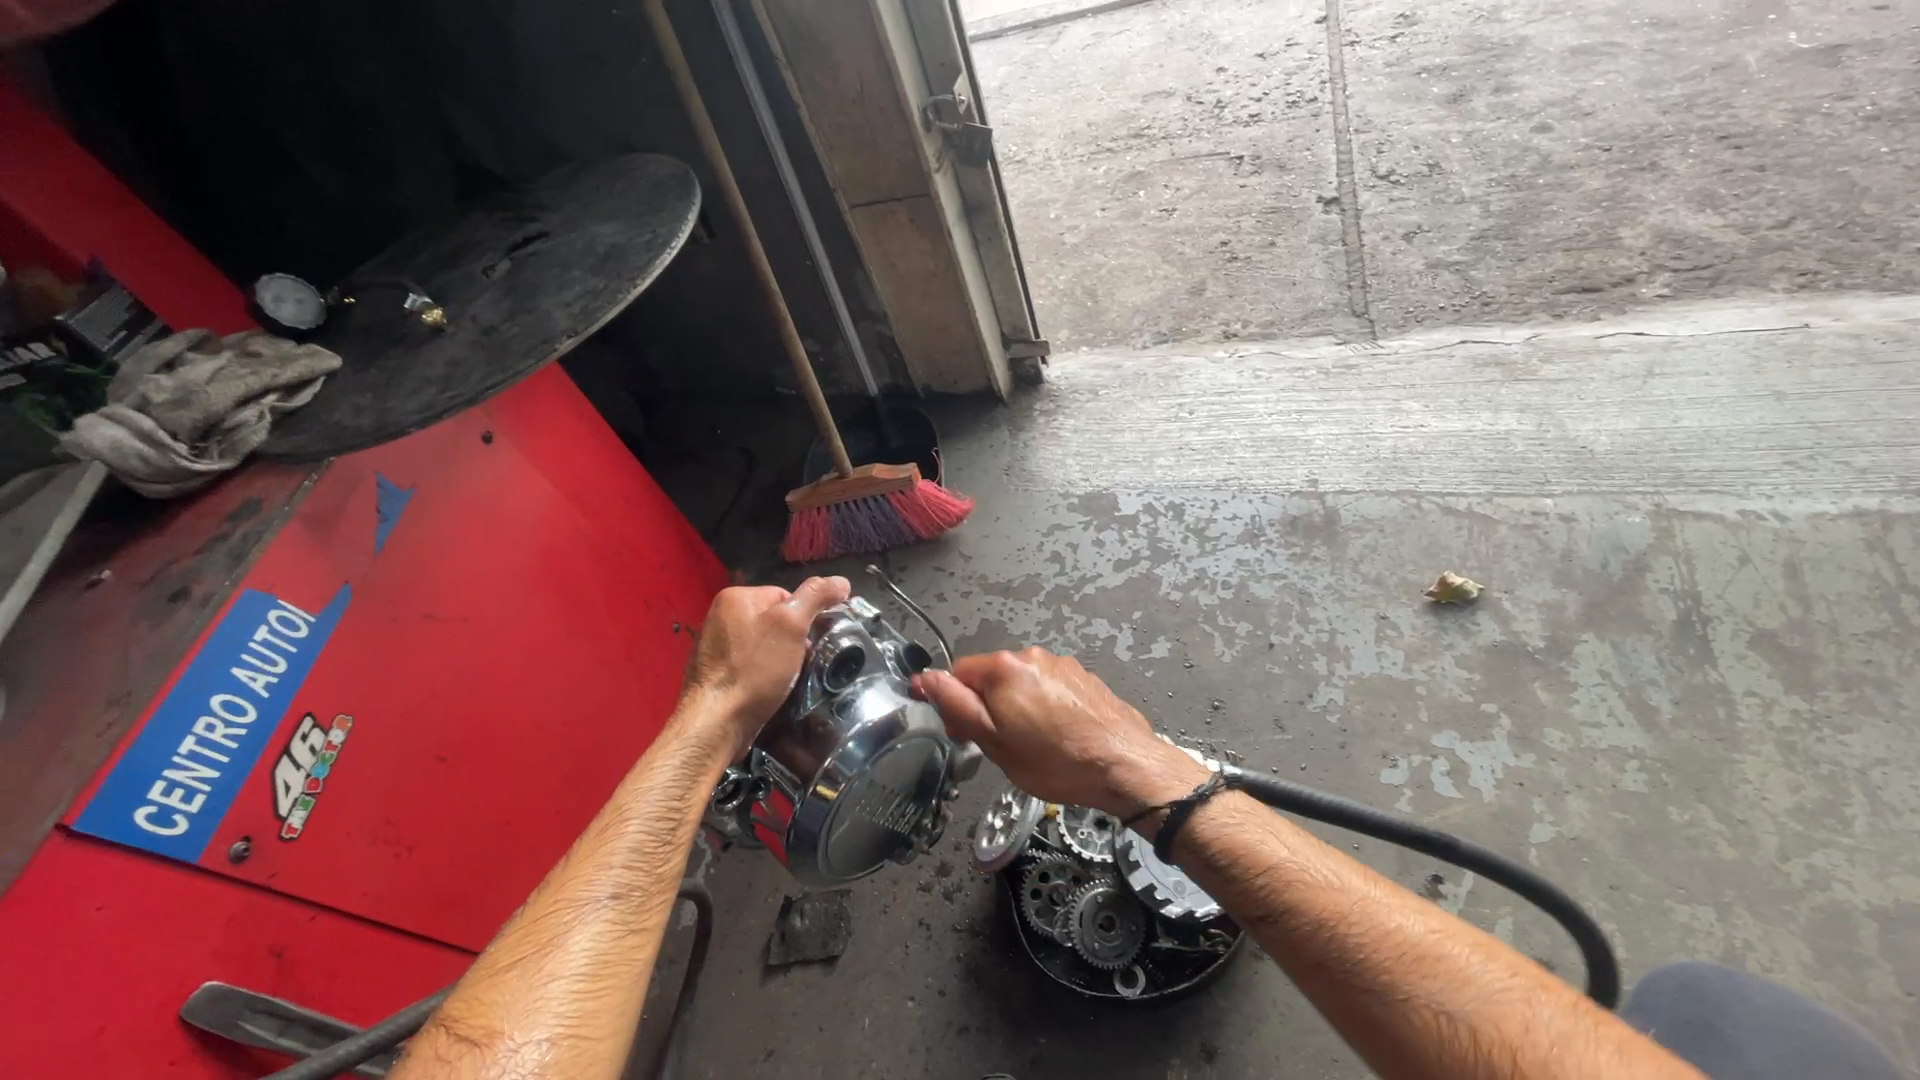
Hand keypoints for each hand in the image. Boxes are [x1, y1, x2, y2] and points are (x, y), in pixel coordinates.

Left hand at [676, 576, 850, 757]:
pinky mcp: (716, 674)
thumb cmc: (754, 671)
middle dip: (792, 641)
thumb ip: (816, 597)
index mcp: (735, 598)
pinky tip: (768, 689)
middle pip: (775, 620)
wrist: (716, 724)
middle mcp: (720, 617)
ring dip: (780, 660)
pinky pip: (751, 665)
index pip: (786, 595)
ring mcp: (716, 647)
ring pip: (765, 645)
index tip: (808, 642)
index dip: (803, 619)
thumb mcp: (791, 626)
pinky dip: (764, 675)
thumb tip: (841, 581)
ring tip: (785, 679)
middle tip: (799, 663)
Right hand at [912, 647, 1208, 819]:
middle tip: (998, 745)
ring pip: (1021, 684)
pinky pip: (1049, 688)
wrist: (1125, 765)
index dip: (952, 703)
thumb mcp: (994, 743)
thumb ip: (957, 706)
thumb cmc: (1058, 762)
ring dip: (1016, 707)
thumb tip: (927, 679)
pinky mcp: (1083, 678)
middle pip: (990, 676)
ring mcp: (1061, 665)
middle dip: (987, 706)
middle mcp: (1032, 656)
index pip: (957, 672)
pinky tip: (1057, 736)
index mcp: (1004, 668)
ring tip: (1032, 744)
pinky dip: (1044, 707)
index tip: (959, 731)